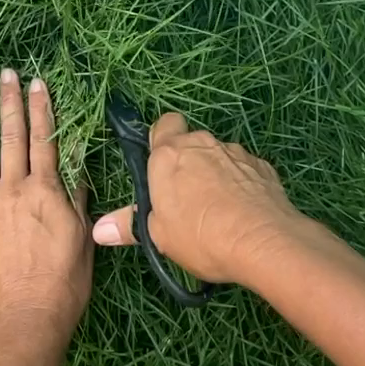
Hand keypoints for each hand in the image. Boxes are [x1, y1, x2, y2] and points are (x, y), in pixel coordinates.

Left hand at [0, 69, 91, 337]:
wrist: (28, 317)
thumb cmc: (63, 281)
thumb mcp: (82, 237)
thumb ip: (76, 199)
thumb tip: (76, 169)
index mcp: (46, 190)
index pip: (45, 139)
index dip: (42, 108)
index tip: (37, 81)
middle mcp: (14, 189)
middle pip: (13, 136)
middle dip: (9, 101)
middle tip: (5, 72)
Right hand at [92, 112, 313, 283]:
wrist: (264, 241)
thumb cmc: (200, 235)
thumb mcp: (158, 235)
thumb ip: (129, 225)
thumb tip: (99, 231)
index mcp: (168, 153)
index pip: (163, 124)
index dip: (162, 140)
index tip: (162, 167)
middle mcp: (200, 143)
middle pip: (191, 141)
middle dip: (189, 160)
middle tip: (187, 194)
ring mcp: (234, 152)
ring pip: (219, 155)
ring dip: (216, 172)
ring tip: (219, 208)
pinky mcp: (262, 167)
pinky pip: (245, 170)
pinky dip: (243, 184)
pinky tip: (245, 211)